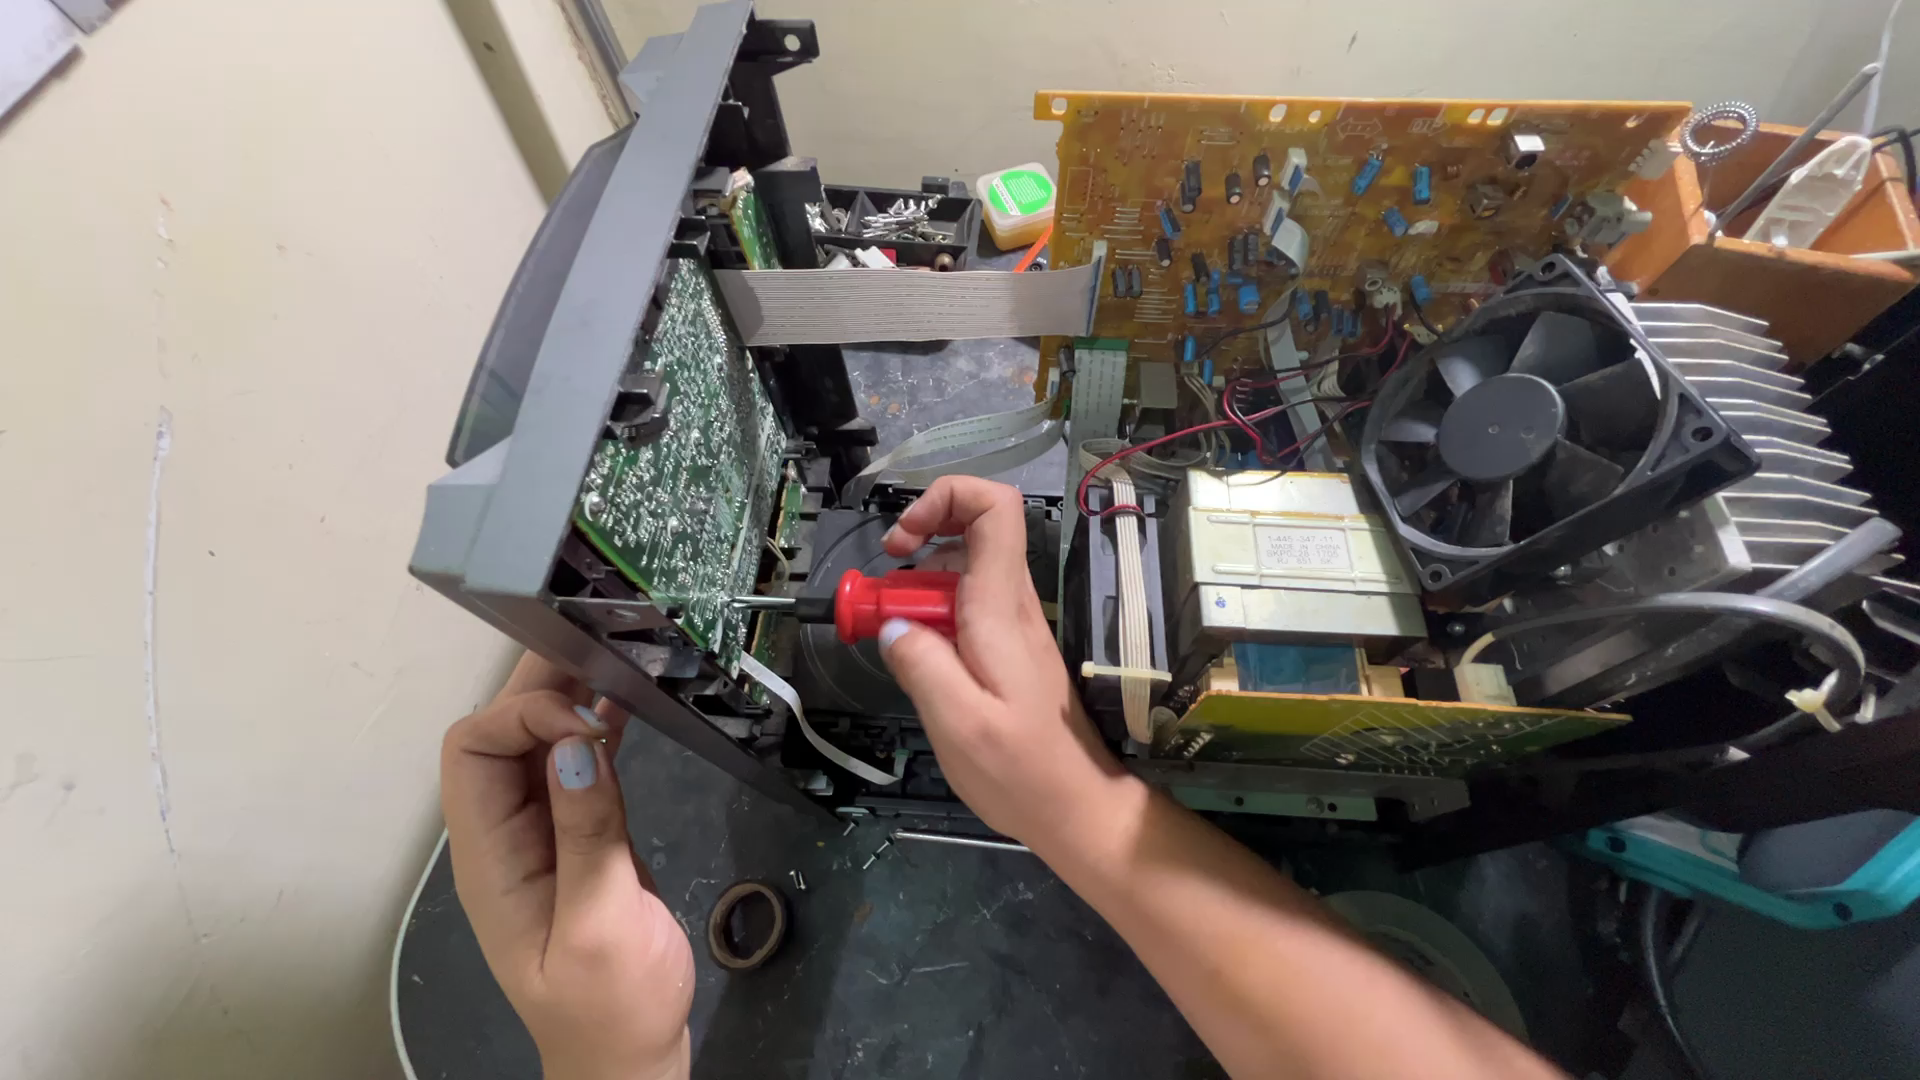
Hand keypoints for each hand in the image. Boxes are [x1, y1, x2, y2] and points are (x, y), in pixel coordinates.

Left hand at [441, 653, 694, 1079]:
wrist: (631, 1046)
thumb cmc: (611, 1000)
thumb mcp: (598, 926)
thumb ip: (587, 834)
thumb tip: (577, 745)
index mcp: (492, 857)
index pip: (475, 753)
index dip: (524, 719)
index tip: (590, 725)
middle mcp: (508, 832)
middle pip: (502, 735)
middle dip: (540, 687)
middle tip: (600, 648)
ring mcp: (545, 829)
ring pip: (541, 741)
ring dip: (571, 698)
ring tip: (617, 660)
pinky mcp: (583, 831)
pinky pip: (579, 763)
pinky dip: (600, 726)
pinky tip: (627, 703)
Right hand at [876, 476, 1138, 849]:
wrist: (1076, 805)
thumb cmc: (1021, 771)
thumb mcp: (958, 724)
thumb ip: (921, 665)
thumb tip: (891, 624)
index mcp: (1001, 609)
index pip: (996, 508)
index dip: (948, 497)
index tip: (902, 540)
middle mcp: (1012, 603)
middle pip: (976, 527)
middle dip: (921, 537)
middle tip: (884, 586)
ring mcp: (1013, 623)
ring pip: (967, 564)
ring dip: (922, 576)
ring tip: (890, 618)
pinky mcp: (1008, 645)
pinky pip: (968, 600)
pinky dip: (933, 606)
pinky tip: (917, 645)